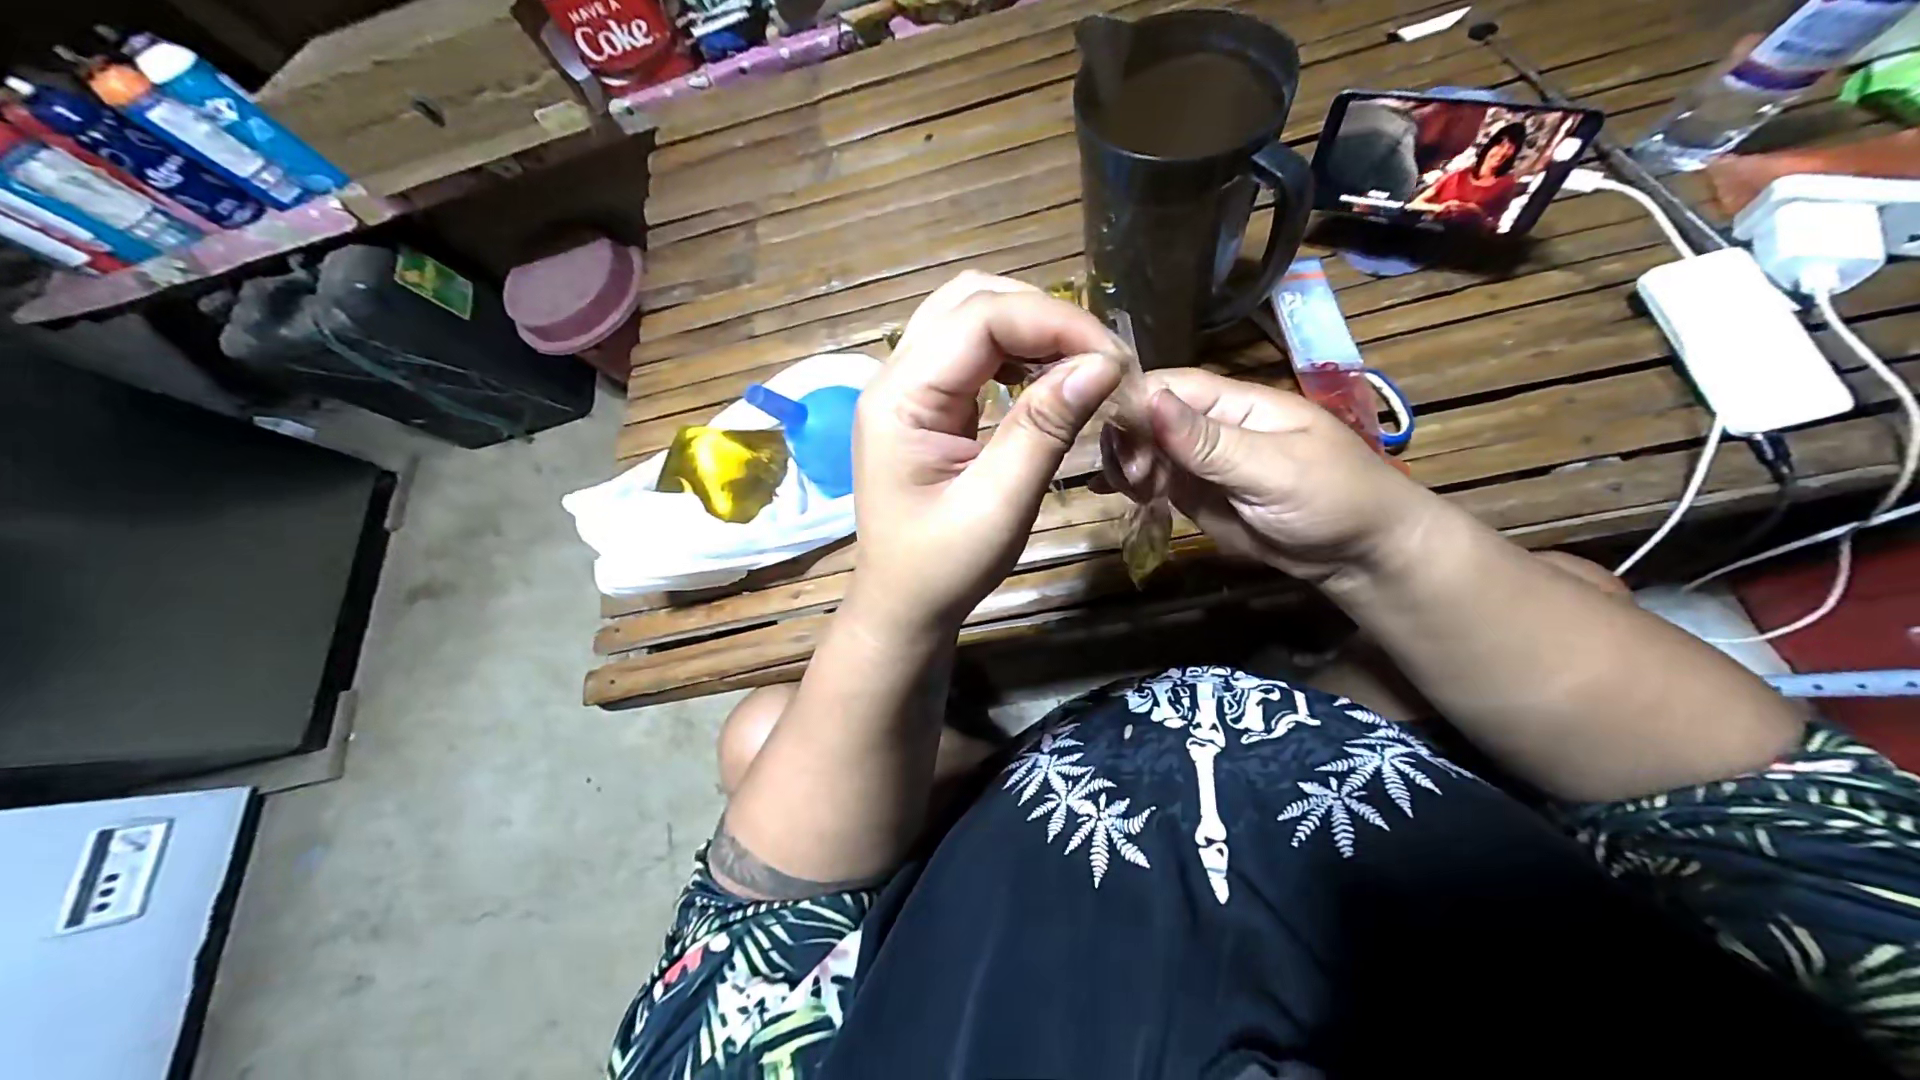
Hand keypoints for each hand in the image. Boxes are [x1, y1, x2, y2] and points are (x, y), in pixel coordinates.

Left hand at [851, 272, 1124, 630]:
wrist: (904, 605)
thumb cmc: (943, 568)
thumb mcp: (999, 504)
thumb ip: (1045, 428)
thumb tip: (1104, 364)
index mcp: (899, 398)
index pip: (979, 317)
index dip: (1053, 323)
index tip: (1114, 359)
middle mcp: (896, 378)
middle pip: (971, 300)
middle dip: (1043, 317)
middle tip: (1100, 360)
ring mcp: (909, 388)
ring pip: (972, 318)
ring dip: (1032, 330)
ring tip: (1082, 366)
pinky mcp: (927, 404)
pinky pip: (974, 353)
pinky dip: (1018, 353)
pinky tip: (1049, 378)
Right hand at [1098, 368, 1434, 583]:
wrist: (1360, 554)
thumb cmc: (1332, 499)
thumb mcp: (1273, 469)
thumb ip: (1210, 442)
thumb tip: (1151, 400)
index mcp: (1234, 403)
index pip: (1168, 386)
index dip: (1134, 405)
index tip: (1117, 440)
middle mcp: (1208, 425)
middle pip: (1146, 417)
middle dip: (1126, 442)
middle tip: (1130, 479)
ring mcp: (1198, 461)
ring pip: (1142, 449)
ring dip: (1123, 465)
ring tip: (1128, 491)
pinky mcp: (1192, 492)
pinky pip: (1150, 480)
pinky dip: (1126, 485)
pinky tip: (1103, 493)